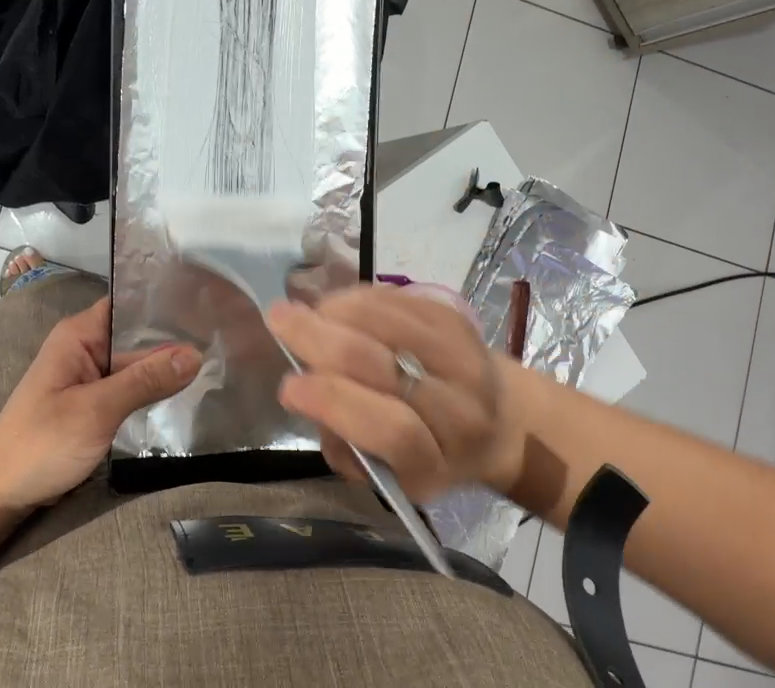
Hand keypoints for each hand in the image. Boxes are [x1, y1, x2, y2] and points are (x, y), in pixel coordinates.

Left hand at [0, 299, 201, 543]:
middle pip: (135, 336)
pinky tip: (185, 396)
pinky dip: (151, 394)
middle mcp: (83, 349)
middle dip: (173, 340)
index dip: (163, 302)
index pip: (127, 304)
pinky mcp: (91, 407)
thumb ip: (144, 380)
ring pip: (134, 366)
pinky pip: (127, 391)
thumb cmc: (41, 444)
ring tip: (218, 366)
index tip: (207, 306)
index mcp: (78, 336)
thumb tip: (194, 354)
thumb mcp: (97, 410)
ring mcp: (87, 380)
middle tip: (224, 343)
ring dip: (165, 370)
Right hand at [267, 286, 524, 500]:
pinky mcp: (456, 320)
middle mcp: (459, 410)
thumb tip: (304, 394)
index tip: (289, 385)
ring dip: (335, 311)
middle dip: (319, 339)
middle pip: (382, 365)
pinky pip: (398, 300)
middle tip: (279, 320)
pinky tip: (335, 306)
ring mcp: (462, 359)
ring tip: (306, 312)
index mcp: (435, 462)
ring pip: (387, 322)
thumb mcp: (385, 475)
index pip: (391, 429)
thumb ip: (344, 447)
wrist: (495, 420)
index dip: (334, 403)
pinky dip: (357, 298)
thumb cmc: (424, 453)